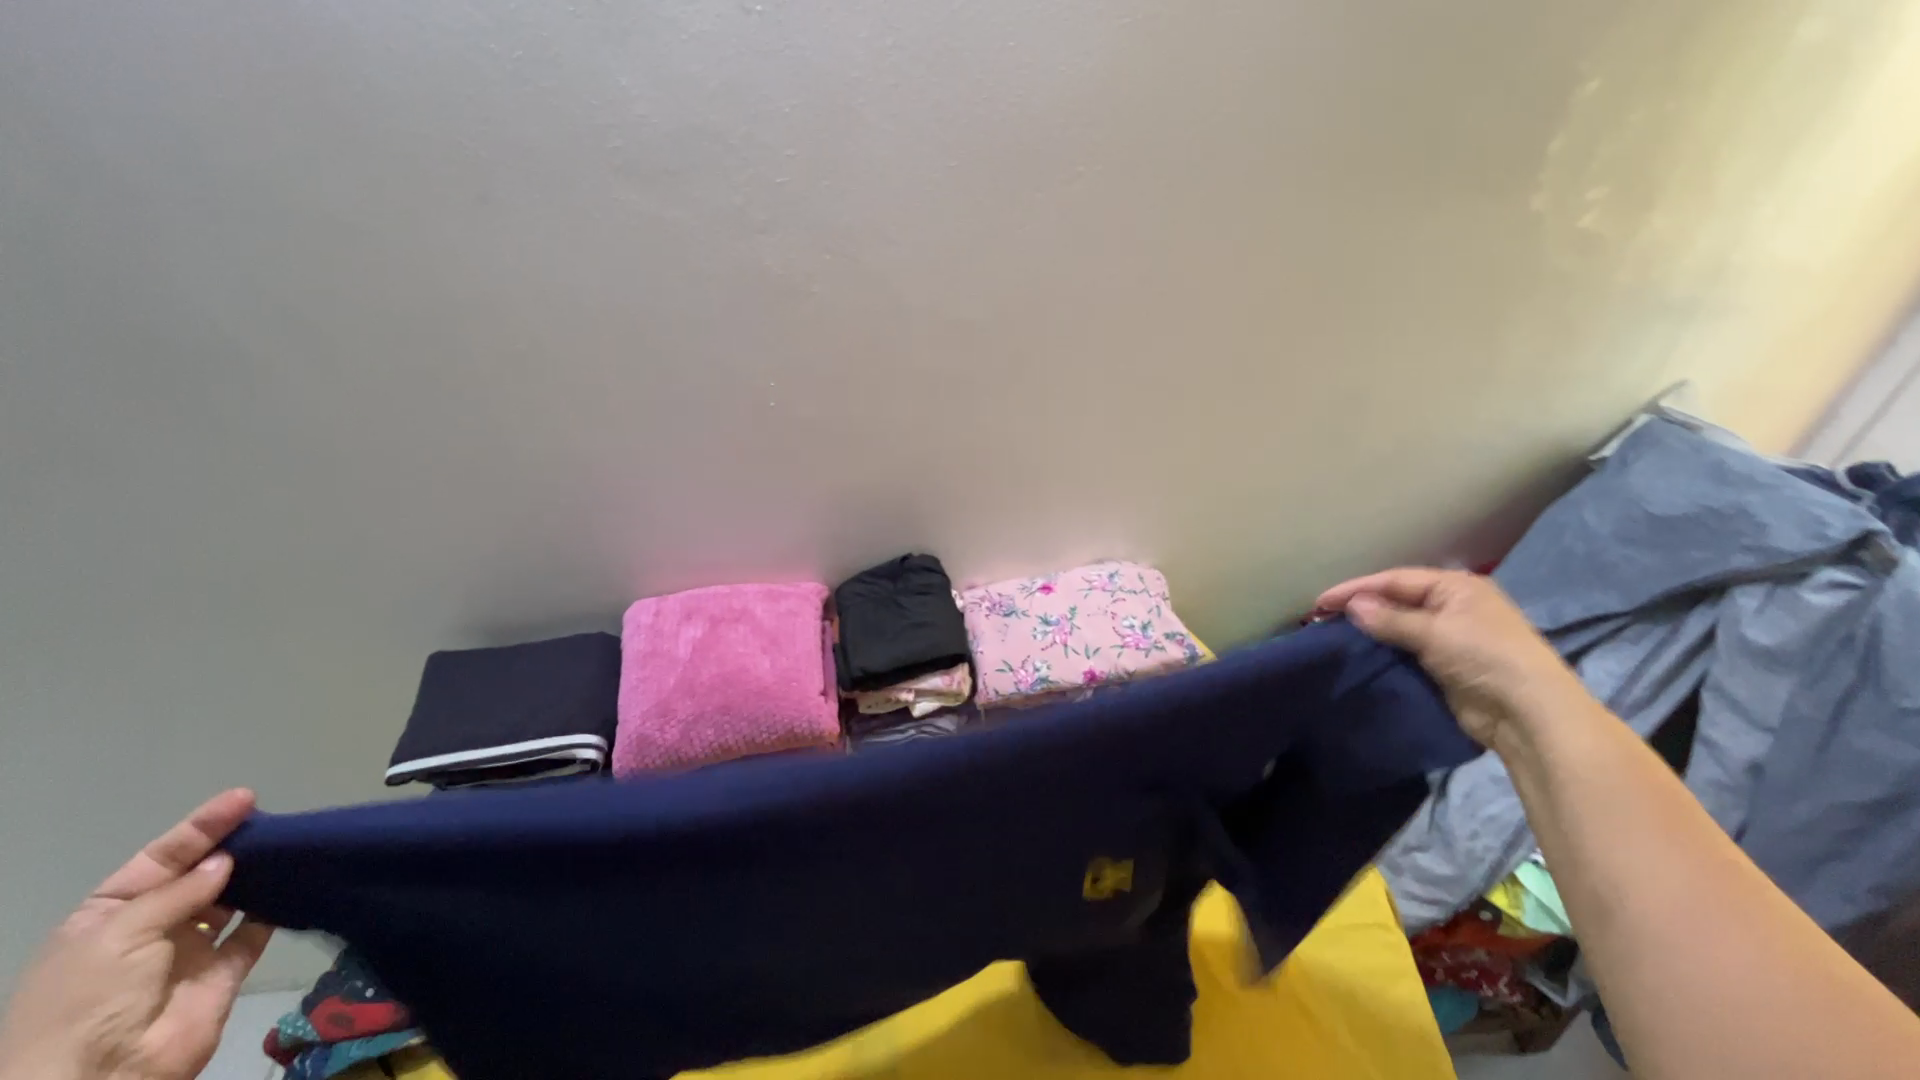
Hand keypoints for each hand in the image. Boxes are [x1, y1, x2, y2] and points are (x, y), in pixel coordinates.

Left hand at [0, 790, 273, 1079]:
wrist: (98, 1079)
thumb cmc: (87, 998)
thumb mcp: (118, 934)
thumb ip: (178, 893)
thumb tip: (226, 863)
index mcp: (108, 914)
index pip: (160, 858)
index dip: (200, 828)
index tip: (244, 798)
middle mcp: (150, 928)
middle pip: (199, 877)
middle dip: (233, 848)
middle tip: (275, 822)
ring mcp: (188, 952)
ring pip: (231, 901)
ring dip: (257, 876)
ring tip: (292, 846)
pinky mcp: (224, 974)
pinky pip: (253, 934)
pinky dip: (276, 910)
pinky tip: (298, 885)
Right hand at [1317, 567, 1593, 751]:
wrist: (1527, 713)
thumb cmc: (1486, 657)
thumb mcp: (1435, 632)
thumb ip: (1390, 618)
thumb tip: (1352, 606)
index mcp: (1456, 587)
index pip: (1396, 580)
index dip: (1356, 589)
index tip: (1320, 602)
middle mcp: (1453, 606)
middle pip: (1396, 600)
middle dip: (1360, 607)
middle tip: (1321, 618)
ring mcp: (1450, 637)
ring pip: (1399, 626)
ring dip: (1369, 630)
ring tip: (1333, 635)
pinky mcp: (1445, 666)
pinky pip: (1405, 651)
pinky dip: (1383, 650)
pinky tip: (1359, 654)